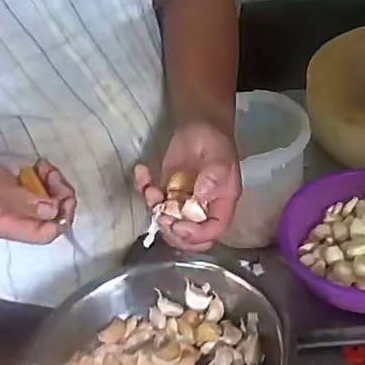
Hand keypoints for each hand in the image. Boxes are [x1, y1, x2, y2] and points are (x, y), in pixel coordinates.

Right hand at [0, 152, 73, 243]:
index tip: (63, 195)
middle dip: (60, 195)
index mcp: (9, 226)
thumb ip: (23, 201)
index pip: (47, 233)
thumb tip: (52, 211)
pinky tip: (39, 165)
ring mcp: (15, 206)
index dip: (62, 216)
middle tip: (53, 175)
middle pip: (52, 216)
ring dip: (53, 184)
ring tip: (44, 168)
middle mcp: (15, 220)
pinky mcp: (14, 192)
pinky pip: (39, 190)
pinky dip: (44, 178)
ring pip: (49, 201)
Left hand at [134, 121, 239, 250]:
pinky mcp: (166, 192)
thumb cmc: (215, 142)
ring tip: (151, 187)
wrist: (200, 127)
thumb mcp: (220, 158)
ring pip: (167, 222)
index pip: (212, 231)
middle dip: (171, 231)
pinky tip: (142, 172)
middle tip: (160, 214)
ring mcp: (183, 202)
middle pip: (189, 237)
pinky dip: (143, 189)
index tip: (179, 224)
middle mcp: (203, 209)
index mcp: (221, 204)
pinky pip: (152, 201)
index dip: (196, 235)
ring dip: (154, 208)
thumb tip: (200, 196)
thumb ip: (214, 177)